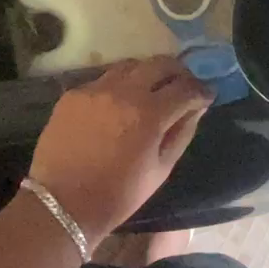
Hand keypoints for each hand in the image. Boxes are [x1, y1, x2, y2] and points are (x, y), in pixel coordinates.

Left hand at [28, 56, 212, 244]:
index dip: (201, 90)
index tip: (206, 95)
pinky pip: (104, 79)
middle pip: (159, 63)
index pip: (185, 87)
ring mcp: (94, 88)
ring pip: (130, 65)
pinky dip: (119, 85)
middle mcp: (122, 91)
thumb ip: (181, 133)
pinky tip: (119, 103)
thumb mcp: (160, 170)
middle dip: (178, 71)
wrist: (62, 203)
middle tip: (183, 85)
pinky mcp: (73, 93)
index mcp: (148, 114)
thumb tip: (196, 107)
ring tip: (152, 89)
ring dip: (147, 73)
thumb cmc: (118, 195)